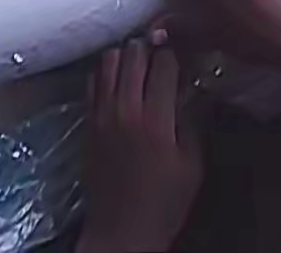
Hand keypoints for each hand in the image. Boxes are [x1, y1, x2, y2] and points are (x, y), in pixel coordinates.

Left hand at [75, 39, 202, 252]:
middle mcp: (126, 109)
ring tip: (136, 63)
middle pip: (134, 53)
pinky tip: (116, 80)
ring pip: (109, 59)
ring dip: (125, 55)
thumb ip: (193, 120)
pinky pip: (92, 79)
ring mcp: (102, 113)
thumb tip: (192, 87)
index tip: (179, 59)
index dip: (173, 56)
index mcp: (156, 121)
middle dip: (149, 48)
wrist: (122, 233)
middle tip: (158, 55)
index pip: (163, 64)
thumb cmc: (164, 203)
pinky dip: (105, 72)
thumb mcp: (193, 165)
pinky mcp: (87, 120)